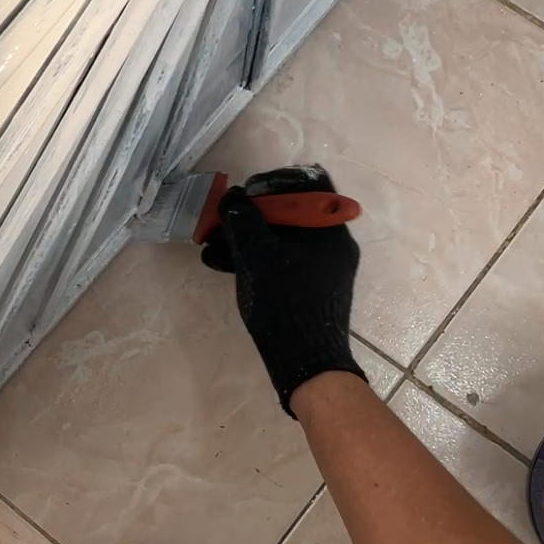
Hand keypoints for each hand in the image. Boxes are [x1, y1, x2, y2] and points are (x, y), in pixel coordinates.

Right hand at [200, 165, 363, 415]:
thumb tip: (232, 196)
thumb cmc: (284, 303)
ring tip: (211, 245)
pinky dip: (256, 258)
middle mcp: (332, 241)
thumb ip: (242, 219)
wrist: (306, 362)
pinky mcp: (311, 286)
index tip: (244, 194)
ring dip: (246, 237)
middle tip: (220, 221)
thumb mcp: (256, 256)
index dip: (273, 182)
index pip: (308, 183)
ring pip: (282, 237)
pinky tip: (221, 264)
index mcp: (329, 227)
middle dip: (250, 213)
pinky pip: (282, 260)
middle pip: (290, 211)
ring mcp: (323, 266)